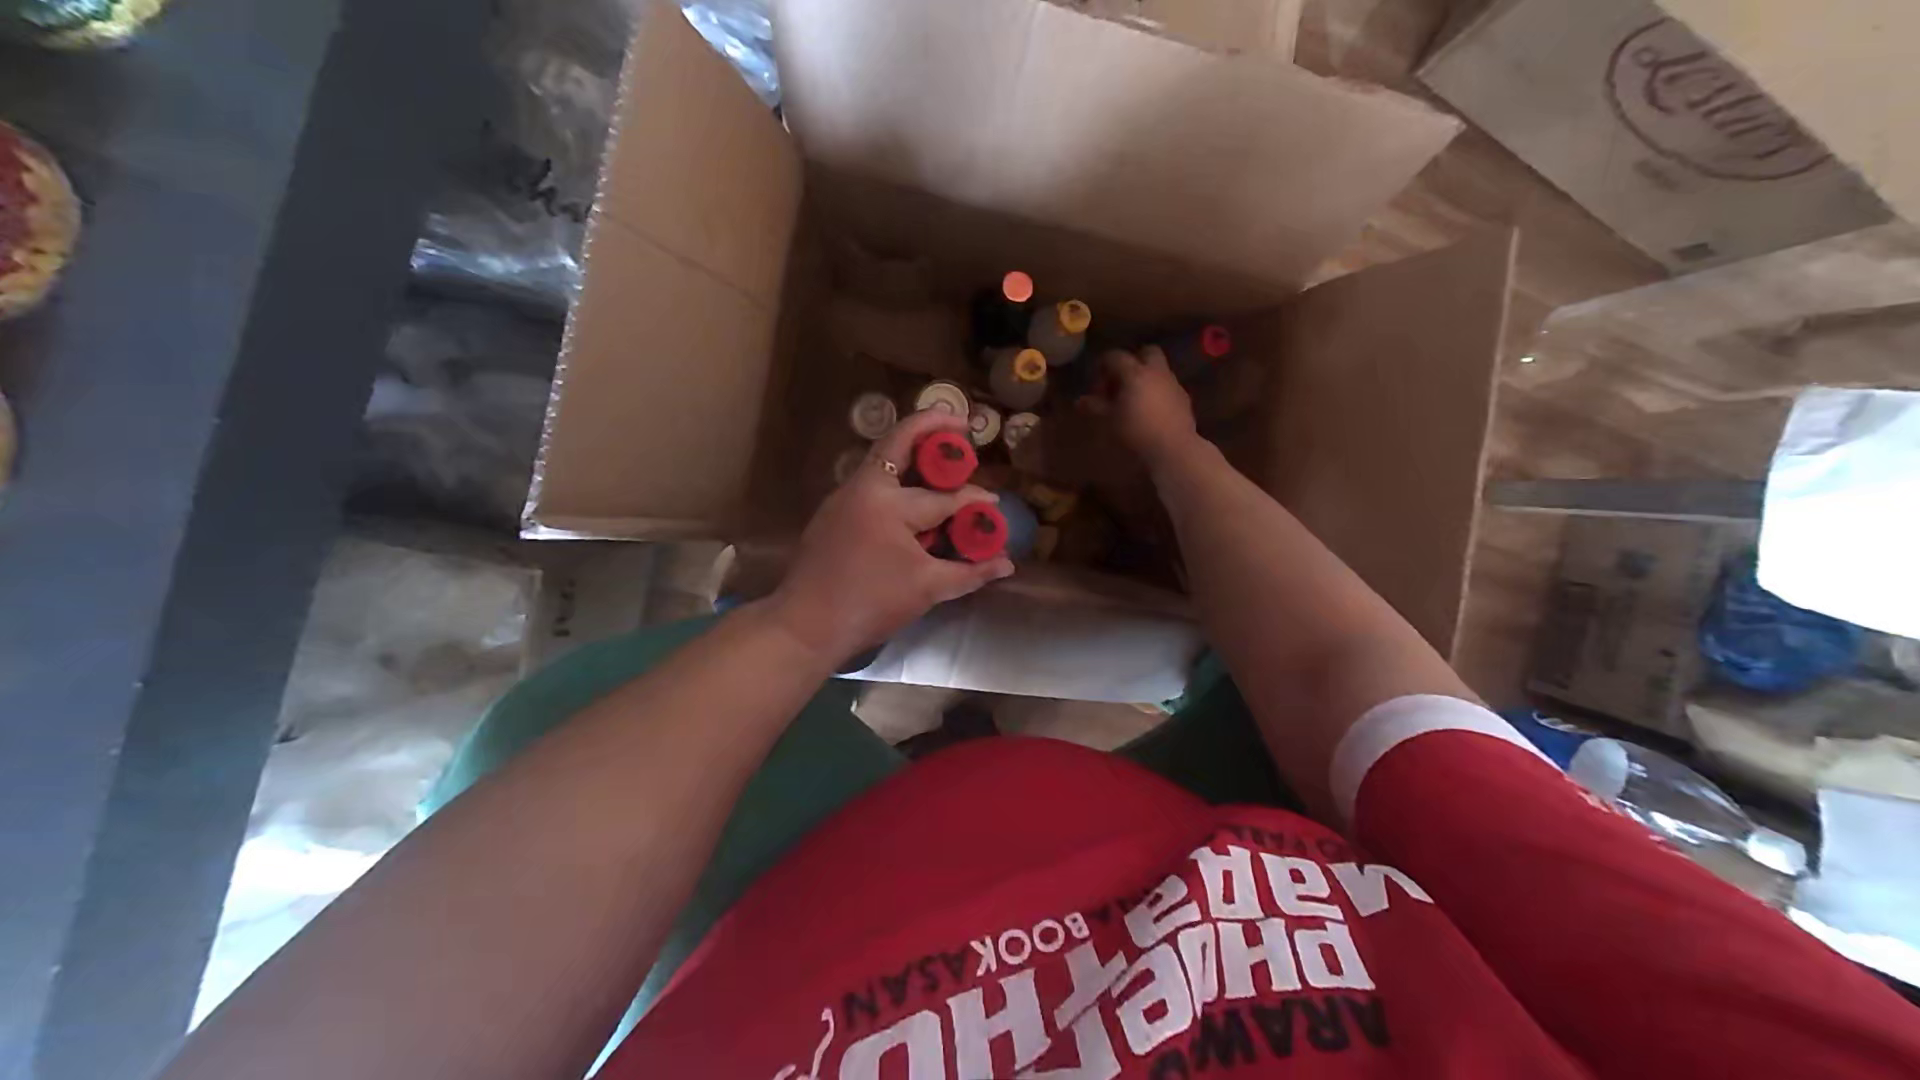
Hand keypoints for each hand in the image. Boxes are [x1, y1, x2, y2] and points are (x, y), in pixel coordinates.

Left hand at [766, 409, 1015, 664]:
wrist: (805, 625)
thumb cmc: (870, 603)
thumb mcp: (927, 588)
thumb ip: (970, 571)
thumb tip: (1007, 564)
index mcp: (888, 502)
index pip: (944, 497)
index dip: (974, 500)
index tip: (995, 505)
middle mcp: (863, 487)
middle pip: (898, 442)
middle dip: (931, 426)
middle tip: (960, 423)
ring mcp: (843, 498)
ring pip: (880, 461)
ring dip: (911, 453)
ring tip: (938, 455)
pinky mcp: (832, 514)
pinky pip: (870, 484)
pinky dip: (895, 480)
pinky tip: (909, 496)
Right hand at [1085, 346, 1198, 467]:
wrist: (1173, 448)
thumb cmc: (1135, 431)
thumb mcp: (1108, 421)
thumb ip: (1094, 407)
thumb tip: (1080, 401)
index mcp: (1135, 373)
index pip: (1115, 356)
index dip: (1102, 365)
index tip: (1096, 382)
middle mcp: (1156, 372)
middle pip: (1147, 352)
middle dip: (1133, 362)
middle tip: (1121, 382)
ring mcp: (1173, 384)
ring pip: (1159, 369)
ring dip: (1146, 377)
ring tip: (1135, 399)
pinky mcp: (1184, 399)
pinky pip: (1168, 387)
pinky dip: (1158, 392)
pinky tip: (1151, 411)